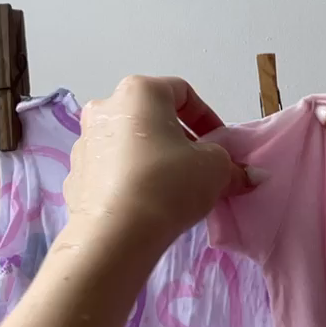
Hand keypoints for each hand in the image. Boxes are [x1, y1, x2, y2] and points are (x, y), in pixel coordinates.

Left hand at [66, 76, 251, 255]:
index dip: (208, 118)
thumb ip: (233, 166)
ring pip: (129, 144)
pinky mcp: (74, 175)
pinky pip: (112, 171)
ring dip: (154, 159)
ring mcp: (84, 141)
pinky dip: (131, 180)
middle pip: (152, 118)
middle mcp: (106, 107)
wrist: (115, 235)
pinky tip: (147, 205)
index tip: (220, 146)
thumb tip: (251, 175)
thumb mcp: (216, 171)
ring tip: (173, 190)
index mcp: (140, 92)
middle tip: (200, 168)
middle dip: (180, 140)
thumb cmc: (169, 184)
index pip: (182, 93)